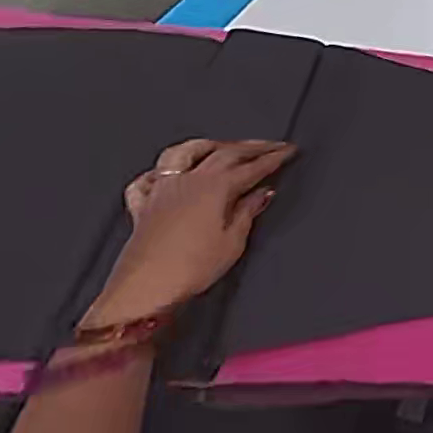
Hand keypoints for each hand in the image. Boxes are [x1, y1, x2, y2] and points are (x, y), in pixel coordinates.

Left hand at [81, 139, 296, 327]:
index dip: (274, 158)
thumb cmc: (191, 267)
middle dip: (251, 147)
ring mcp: (163, 189)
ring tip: (221, 145)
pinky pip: (149, 177)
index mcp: (215, 186)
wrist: (146, 288)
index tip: (289, 151)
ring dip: (207, 145)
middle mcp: (189, 180)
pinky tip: (167, 173)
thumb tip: (262, 193)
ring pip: (185, 152)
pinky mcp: (143, 205)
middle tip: (270, 145)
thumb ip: (248, 211)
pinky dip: (160, 171)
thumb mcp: (232, 241)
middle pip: (225, 152)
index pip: (252, 166)